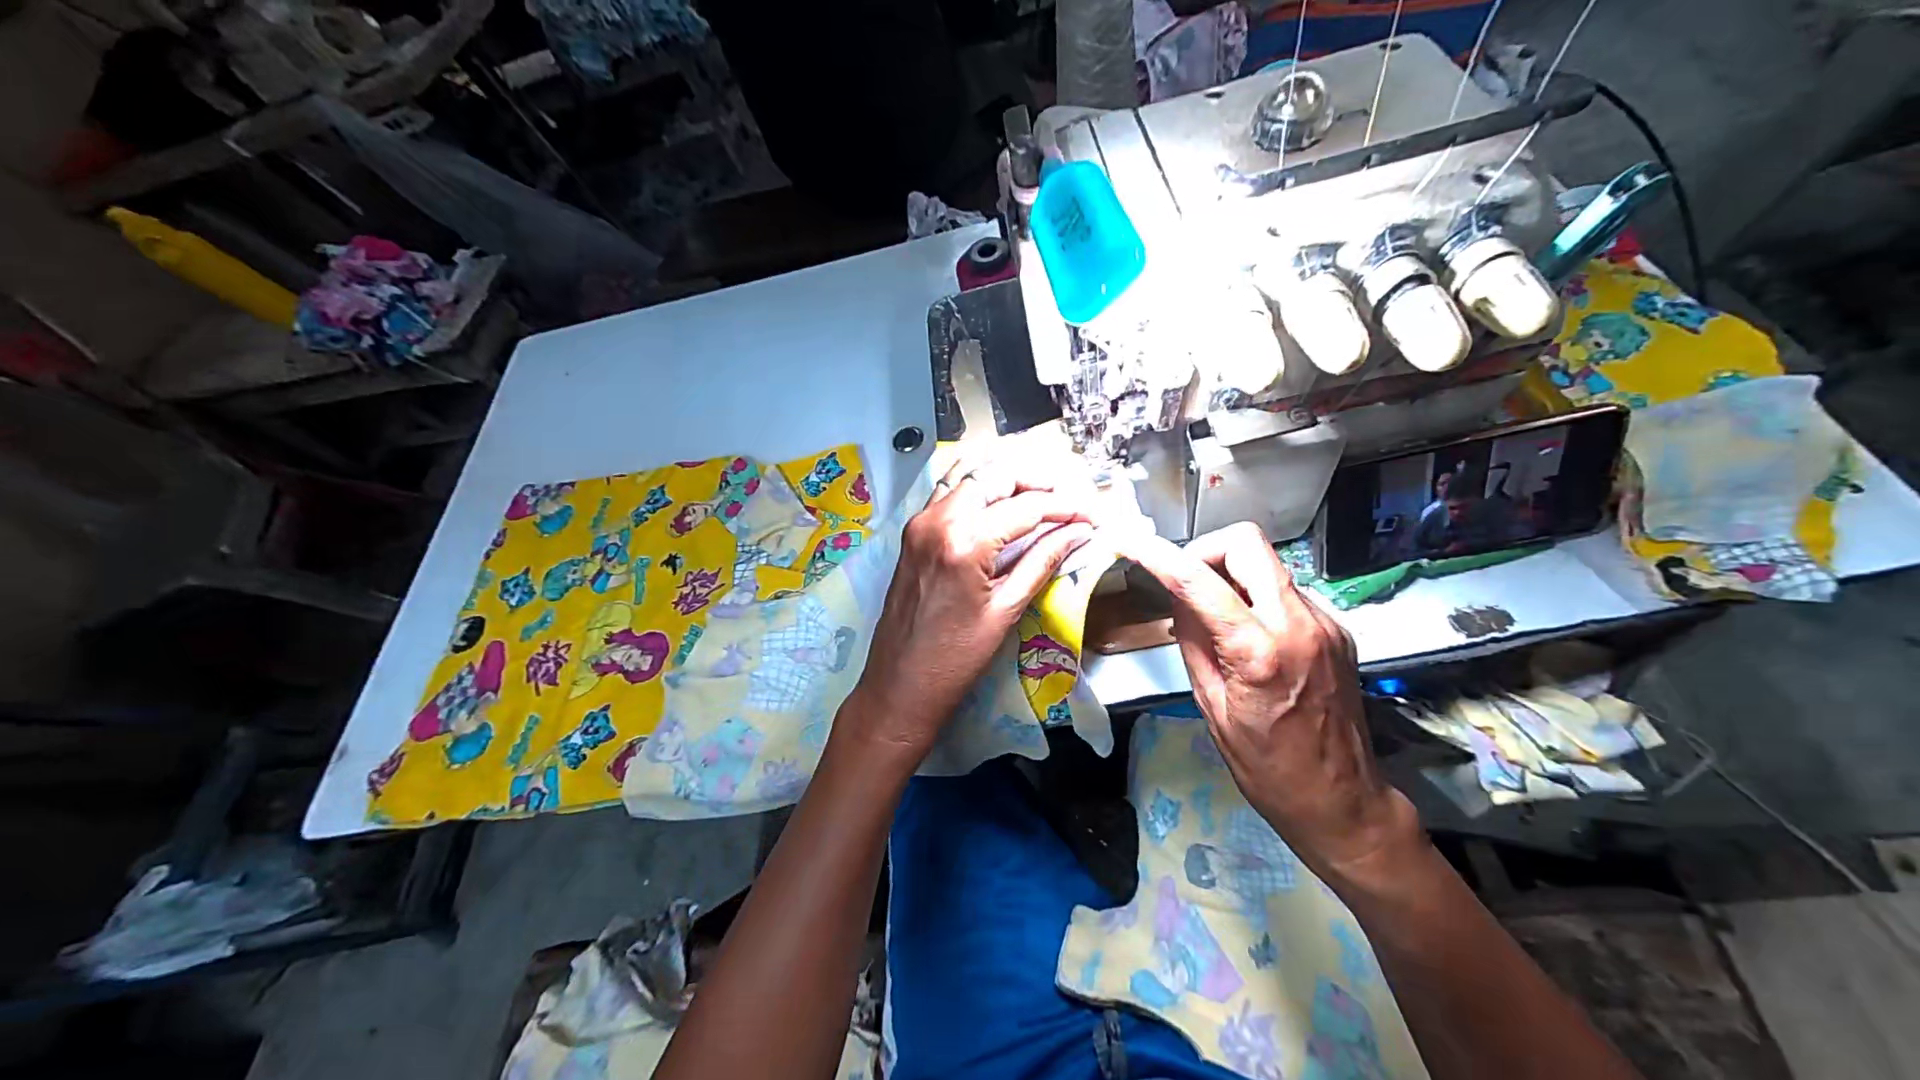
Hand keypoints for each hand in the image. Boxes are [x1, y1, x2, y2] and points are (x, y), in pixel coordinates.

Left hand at [840, 449, 1095, 763]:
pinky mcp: (912, 532)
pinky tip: (1000, 500)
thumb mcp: (1006, 609)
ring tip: (1041, 497)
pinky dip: (977, 488)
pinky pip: (948, 492)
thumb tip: (1079, 532)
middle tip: (1067, 500)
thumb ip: (1042, 561)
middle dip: (1036, 482)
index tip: (1090, 514)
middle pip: (995, 476)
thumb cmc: (955, 659)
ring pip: (970, 477)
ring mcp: (920, 523)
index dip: (1065, 507)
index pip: (1027, 506)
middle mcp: (938, 520)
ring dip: (1006, 480)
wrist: (900, 684)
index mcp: (964, 541)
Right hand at [1112, 523, 1420, 879]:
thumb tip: (1178, 597)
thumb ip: (1193, 642)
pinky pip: (1285, 591)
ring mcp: (1325, 623)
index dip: (1157, 554)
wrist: (1342, 801)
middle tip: (1184, 580)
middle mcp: (1299, 625)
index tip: (1131, 542)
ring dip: (1232, 575)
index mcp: (1260, 652)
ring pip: (1268, 564)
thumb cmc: (1268, 768)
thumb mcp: (1212, 706)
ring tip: (1212, 617)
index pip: (1199, 581)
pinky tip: (1245, 634)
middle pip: (1246, 543)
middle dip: (1205, 549)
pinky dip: (1256, 598)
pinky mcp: (1337, 630)